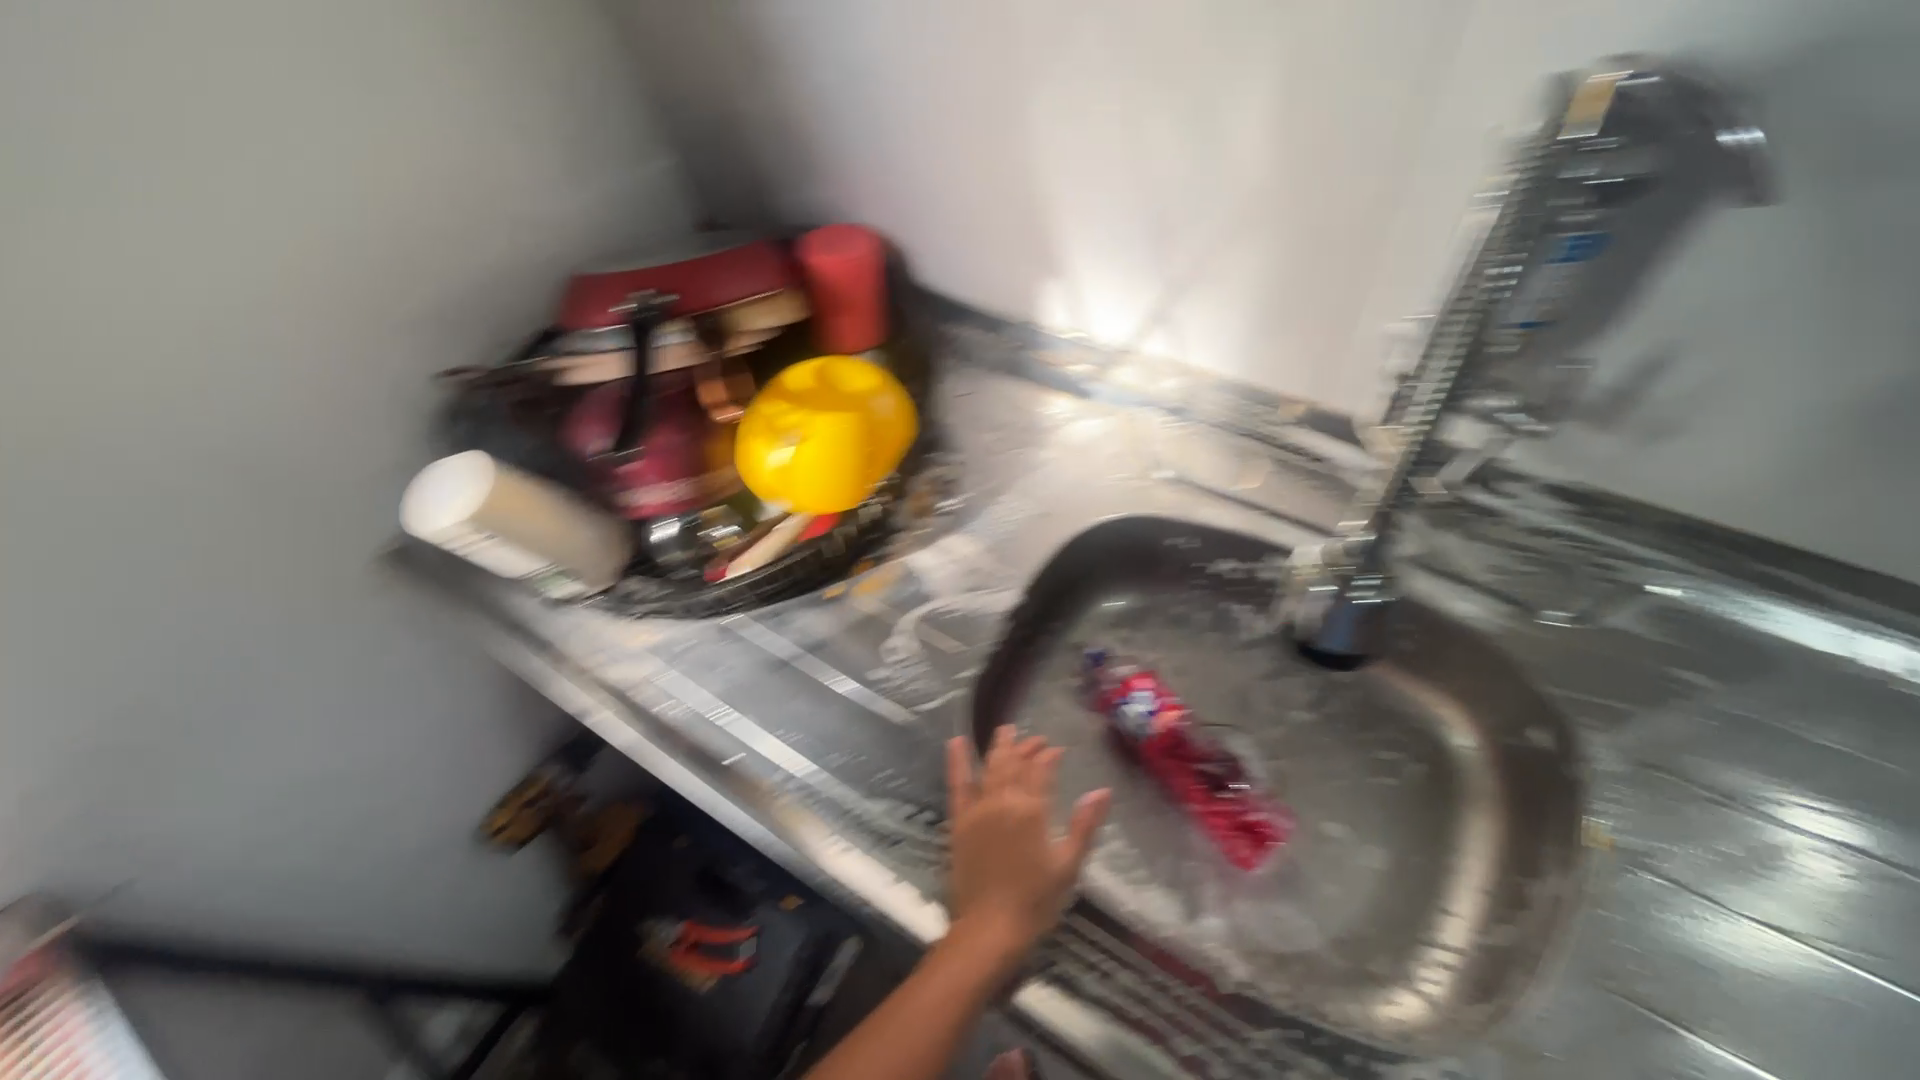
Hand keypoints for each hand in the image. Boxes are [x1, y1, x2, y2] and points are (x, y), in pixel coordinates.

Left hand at [944, 727, 1111, 966]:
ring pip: (990, 768)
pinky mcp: (958, 822)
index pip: (1042, 770)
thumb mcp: (1068, 865)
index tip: (1057, 750)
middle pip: (1015, 764)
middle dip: (1026, 747)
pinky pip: (957, 785)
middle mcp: (1003, 801)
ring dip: (999, 748)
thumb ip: (1084, 825)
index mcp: (1032, 810)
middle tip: (1035, 738)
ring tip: (1006, 731)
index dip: (1049, 757)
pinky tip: (957, 742)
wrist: (989, 928)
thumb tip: (1102, 791)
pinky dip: (957, 762)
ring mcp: (978, 810)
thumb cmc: (1035, 901)